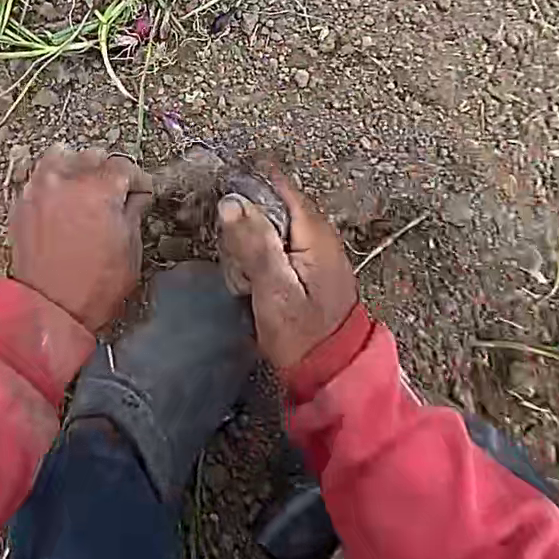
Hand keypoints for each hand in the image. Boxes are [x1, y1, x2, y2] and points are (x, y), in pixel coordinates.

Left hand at [8, 145, 153, 331]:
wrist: (48, 313)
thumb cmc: (97, 285)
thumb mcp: (131, 246)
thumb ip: (133, 210)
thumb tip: (135, 195)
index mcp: (99, 188)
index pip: (125, 166)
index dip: (138, 182)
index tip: (142, 195)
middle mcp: (66, 180)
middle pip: (94, 156)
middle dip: (108, 173)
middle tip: (116, 195)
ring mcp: (39, 190)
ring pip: (63, 158)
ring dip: (78, 170)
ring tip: (86, 192)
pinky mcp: (22, 204)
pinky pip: (40, 178)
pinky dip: (54, 182)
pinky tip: (64, 202)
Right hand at [217, 165, 358, 368]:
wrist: (333, 372)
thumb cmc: (304, 334)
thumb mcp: (273, 289)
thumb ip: (254, 244)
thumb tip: (232, 203)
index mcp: (314, 231)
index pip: (278, 186)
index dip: (248, 190)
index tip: (225, 207)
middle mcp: (318, 233)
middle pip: (270, 208)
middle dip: (247, 230)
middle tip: (240, 264)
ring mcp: (315, 250)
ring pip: (270, 230)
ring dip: (252, 252)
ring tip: (249, 282)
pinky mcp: (309, 267)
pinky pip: (276, 251)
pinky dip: (262, 265)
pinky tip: (257, 288)